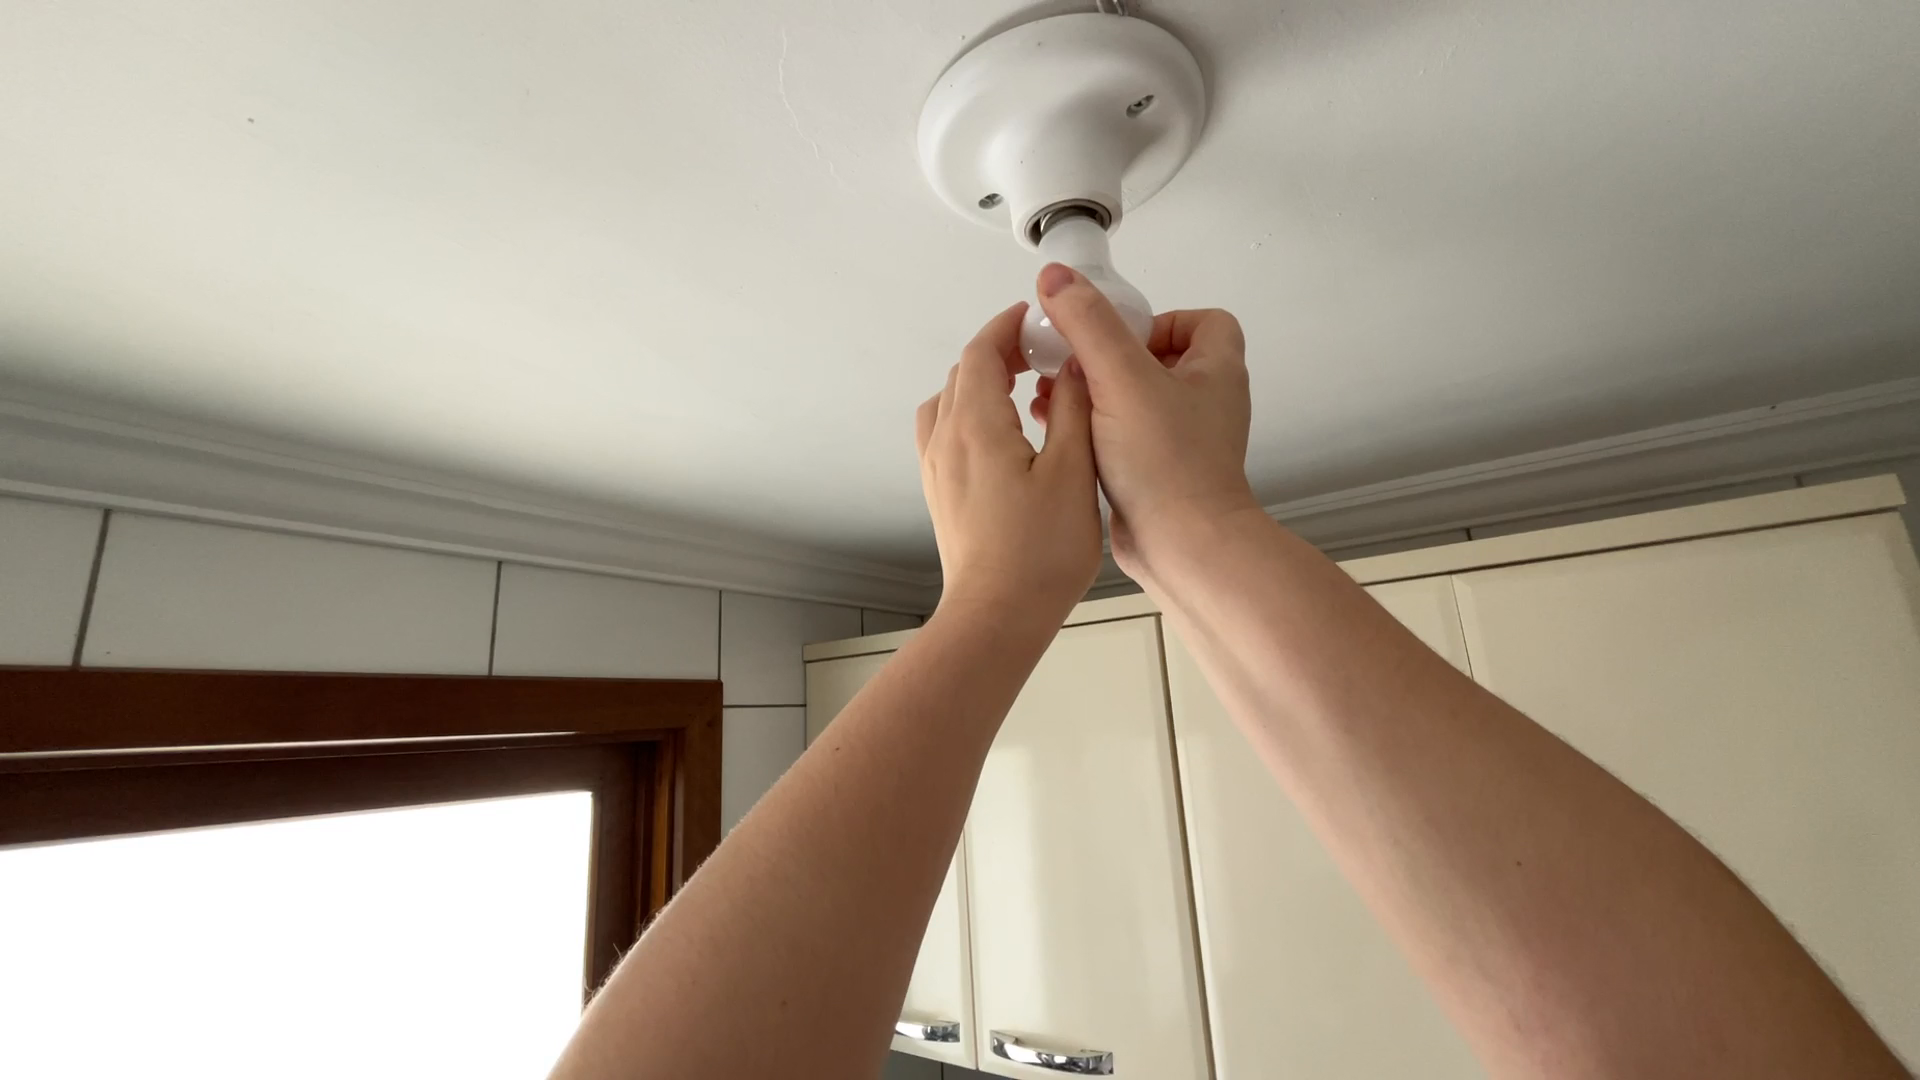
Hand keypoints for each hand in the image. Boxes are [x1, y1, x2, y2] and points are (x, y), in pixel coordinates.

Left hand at [917, 302, 1102, 623]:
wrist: (996, 613)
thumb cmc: (1039, 551)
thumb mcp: (1072, 471)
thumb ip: (1071, 410)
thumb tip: (1072, 368)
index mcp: (976, 425)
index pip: (981, 353)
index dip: (1006, 327)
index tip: (1034, 317)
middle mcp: (946, 440)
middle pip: (961, 374)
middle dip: (997, 352)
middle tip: (1038, 352)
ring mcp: (937, 469)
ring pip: (948, 403)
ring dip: (978, 383)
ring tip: (1018, 389)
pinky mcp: (939, 494)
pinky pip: (943, 433)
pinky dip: (967, 414)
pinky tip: (999, 435)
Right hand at [1028, 263, 1258, 585]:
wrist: (1180, 545)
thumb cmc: (1168, 466)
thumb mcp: (1122, 378)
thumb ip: (1088, 324)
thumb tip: (1057, 280)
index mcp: (1215, 372)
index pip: (1201, 321)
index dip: (1159, 318)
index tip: (1116, 331)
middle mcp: (1204, 404)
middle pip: (1159, 359)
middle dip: (1110, 357)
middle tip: (1075, 362)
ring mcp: (1182, 441)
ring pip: (1136, 400)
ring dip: (1095, 394)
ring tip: (1055, 396)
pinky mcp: (1158, 472)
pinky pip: (1124, 437)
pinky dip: (1094, 429)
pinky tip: (1063, 434)